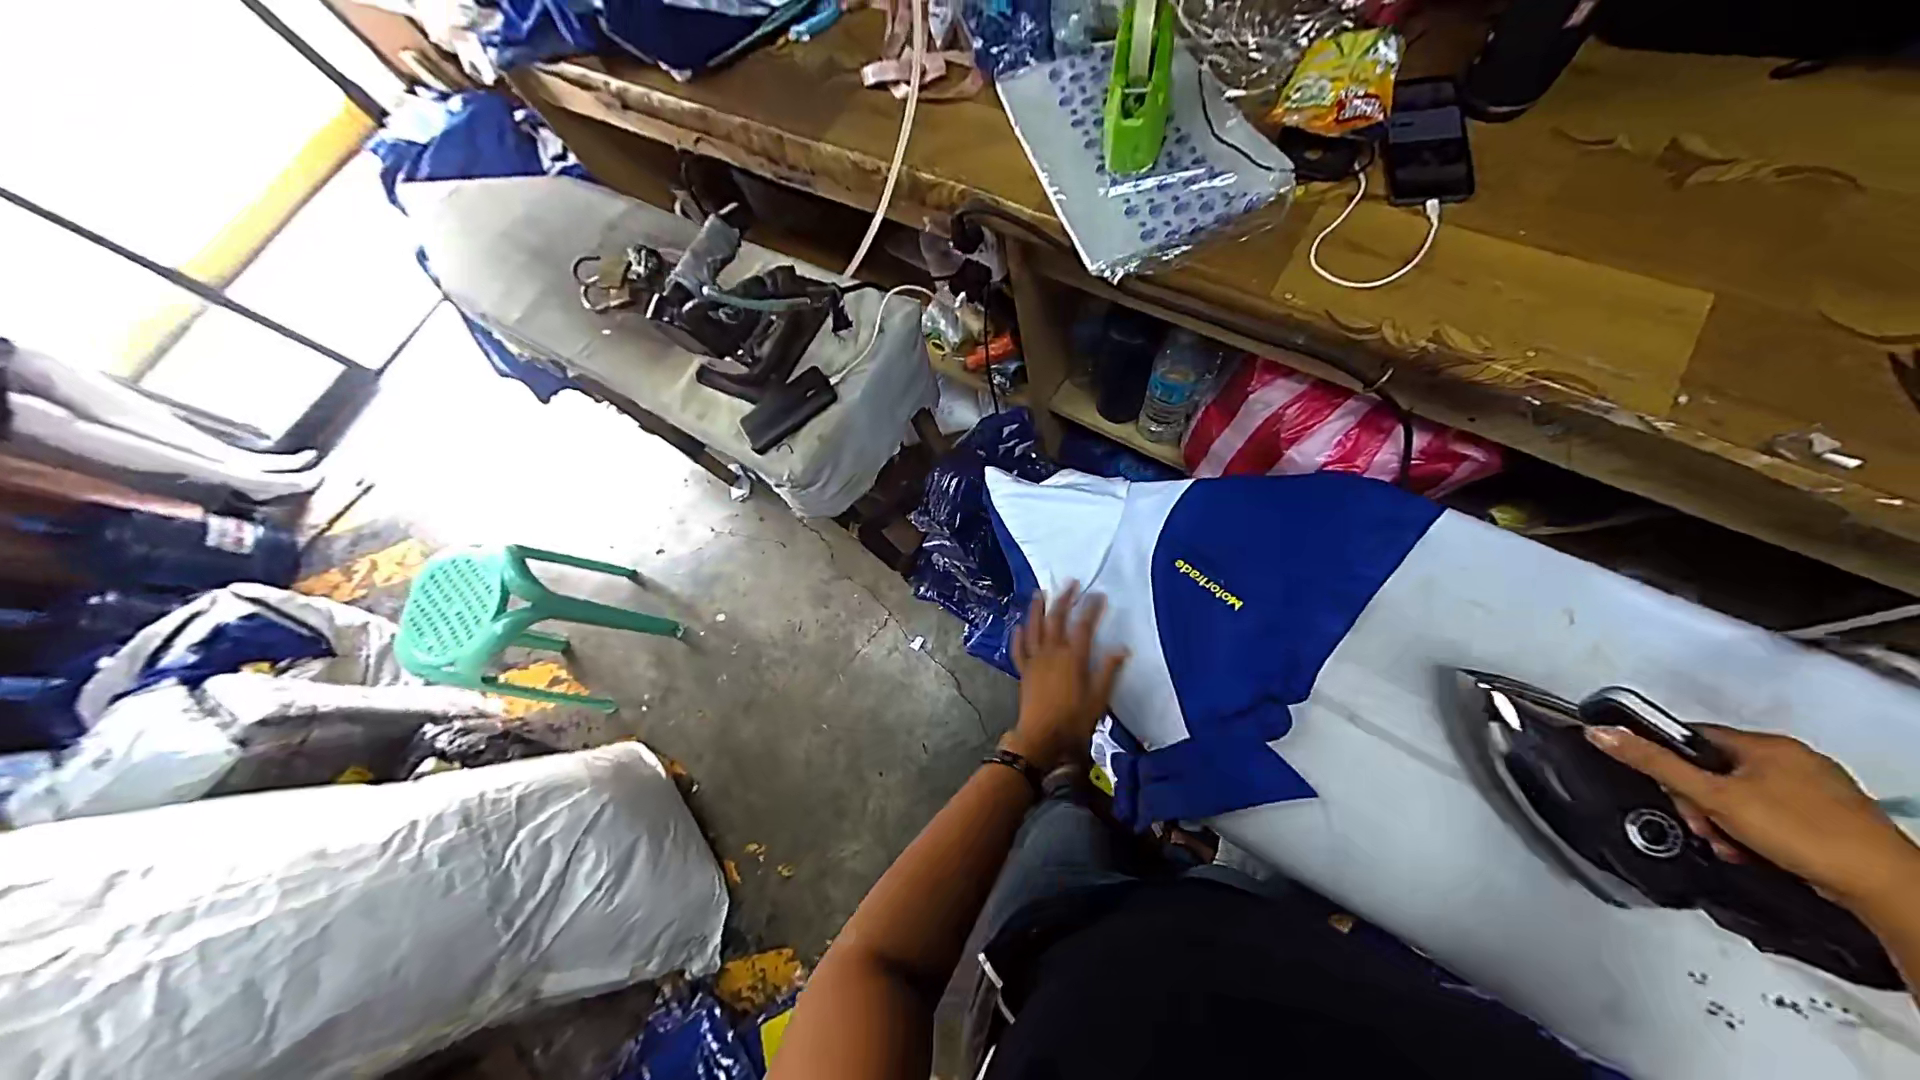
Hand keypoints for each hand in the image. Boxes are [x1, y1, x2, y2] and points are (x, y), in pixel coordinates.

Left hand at [1006, 583, 1126, 770]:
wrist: (1041, 737)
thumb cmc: (1073, 720)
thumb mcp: (1098, 699)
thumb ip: (1108, 672)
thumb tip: (1120, 648)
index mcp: (1073, 658)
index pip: (1084, 626)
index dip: (1091, 608)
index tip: (1098, 594)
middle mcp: (1053, 653)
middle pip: (1057, 619)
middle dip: (1064, 599)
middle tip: (1069, 583)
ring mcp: (1035, 660)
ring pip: (1034, 628)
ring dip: (1037, 609)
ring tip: (1040, 593)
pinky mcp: (1024, 670)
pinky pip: (1019, 649)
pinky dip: (1018, 636)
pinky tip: (1019, 626)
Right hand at [1587, 723, 1919, 911]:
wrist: (1884, 887)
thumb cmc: (1800, 833)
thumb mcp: (1712, 795)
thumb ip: (1652, 762)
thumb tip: (1600, 732)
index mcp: (1766, 744)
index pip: (1691, 737)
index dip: (1669, 762)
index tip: (1672, 790)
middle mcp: (1793, 759)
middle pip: (1714, 770)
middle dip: (1699, 801)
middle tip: (1706, 825)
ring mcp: (1817, 790)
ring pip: (1740, 796)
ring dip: (1724, 821)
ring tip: (1732, 844)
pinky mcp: (1830, 819)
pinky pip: (1770, 815)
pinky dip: (1754, 832)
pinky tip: (1756, 851)